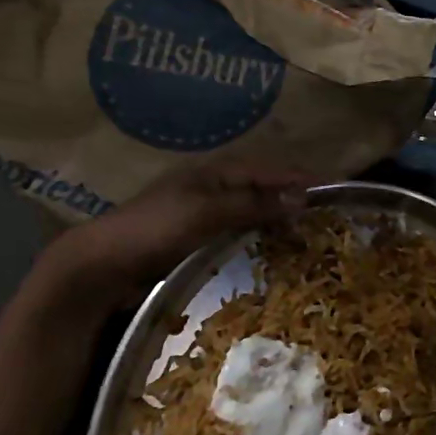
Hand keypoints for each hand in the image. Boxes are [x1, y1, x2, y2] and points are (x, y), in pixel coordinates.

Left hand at [19, 162, 315, 314]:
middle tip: (327, 215)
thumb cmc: (153, 229)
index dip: (300, 177)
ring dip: (277, 217)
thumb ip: (252, 204)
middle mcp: (211, 186)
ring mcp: (202, 212)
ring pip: (251, 209)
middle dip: (293, 195)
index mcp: (214, 172)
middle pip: (262, 186)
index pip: (268, 169)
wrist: (100, 265)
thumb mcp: (205, 212)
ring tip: (308, 234)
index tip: (334, 188)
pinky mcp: (194, 238)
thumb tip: (302, 197)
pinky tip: (271, 251)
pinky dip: (259, 235)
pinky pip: (237, 230)